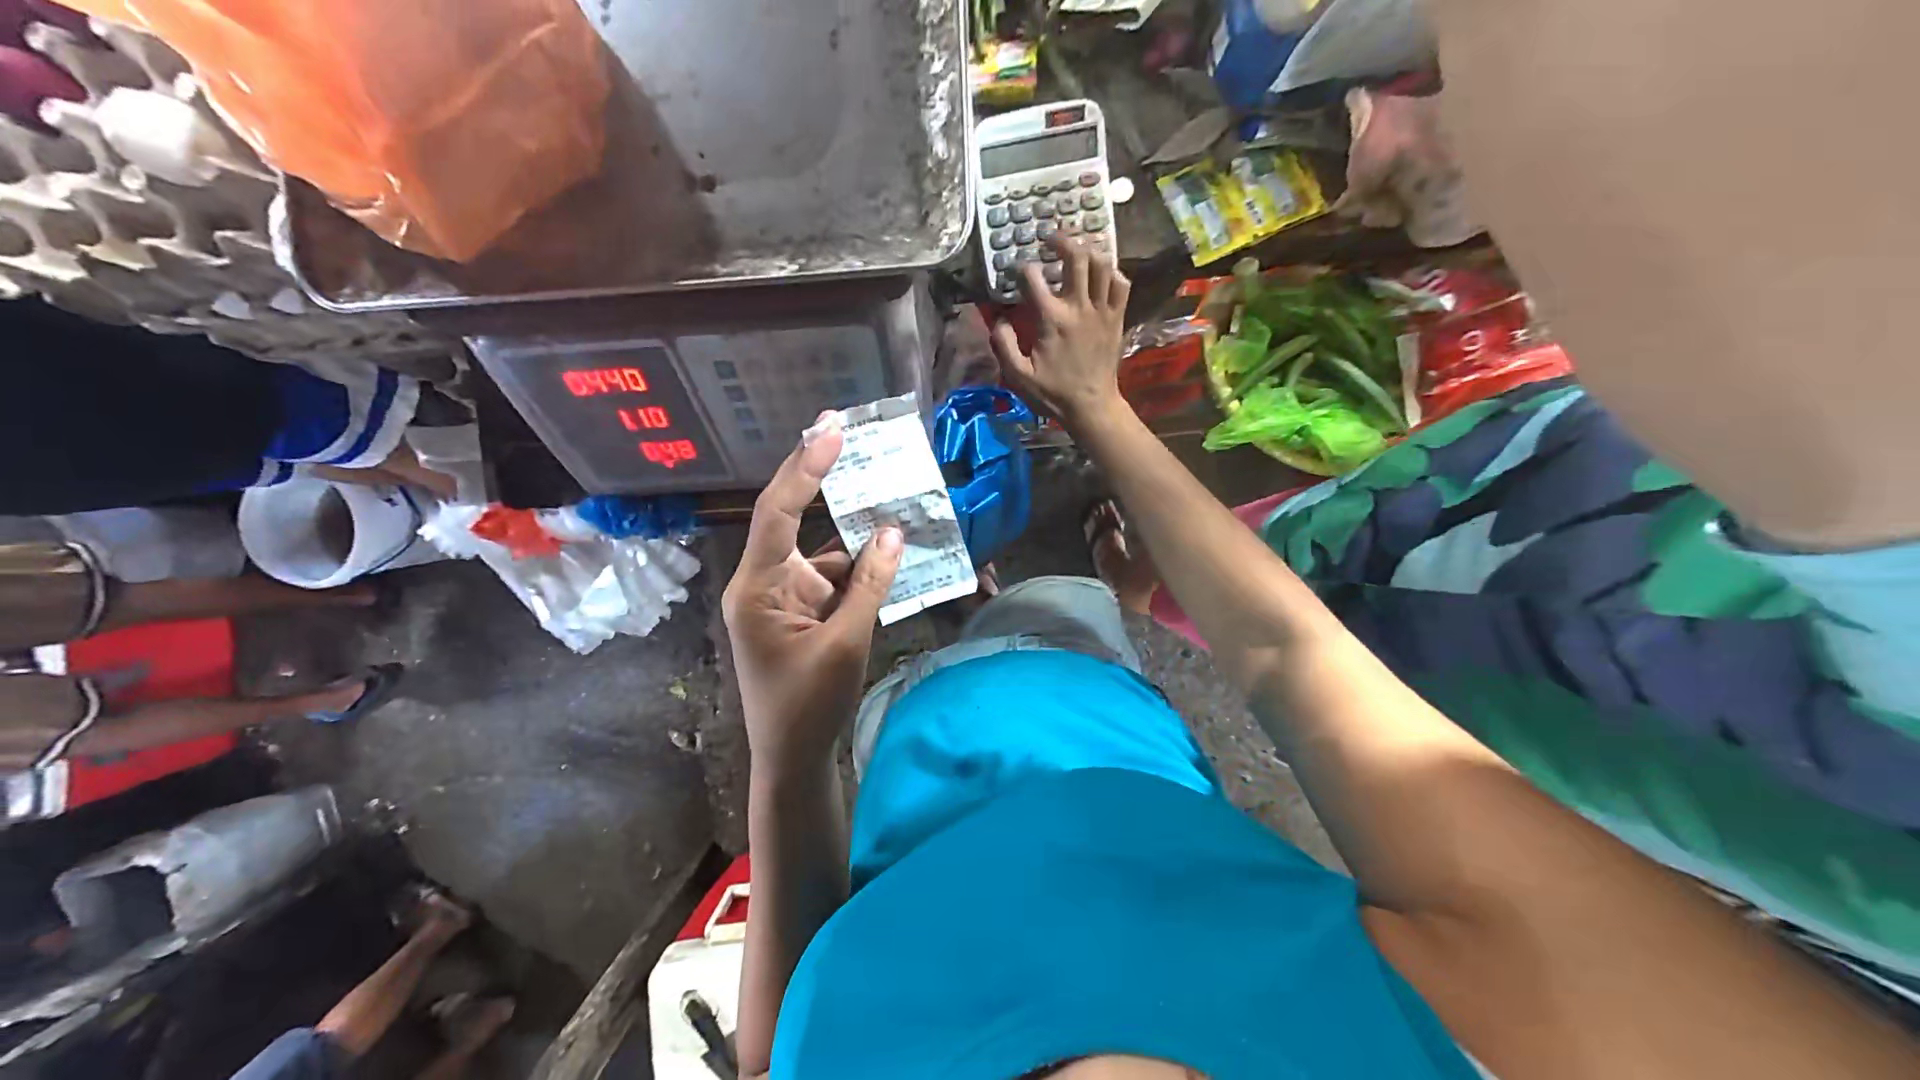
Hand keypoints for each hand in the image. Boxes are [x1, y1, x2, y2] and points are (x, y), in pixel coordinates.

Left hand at [722, 414, 903, 766]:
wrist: (792, 759)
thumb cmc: (809, 706)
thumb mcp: (846, 644)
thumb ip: (871, 585)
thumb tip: (894, 533)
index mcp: (757, 588)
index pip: (776, 513)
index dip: (804, 468)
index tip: (832, 431)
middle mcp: (765, 582)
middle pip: (794, 518)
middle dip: (822, 478)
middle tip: (849, 430)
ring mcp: (785, 596)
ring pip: (823, 549)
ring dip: (856, 531)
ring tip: (894, 496)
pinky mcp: (803, 610)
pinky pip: (835, 577)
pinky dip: (863, 568)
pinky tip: (896, 553)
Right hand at [990, 235, 1132, 429]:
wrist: (1092, 406)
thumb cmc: (1053, 393)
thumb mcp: (1018, 375)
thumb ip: (1002, 344)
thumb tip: (999, 319)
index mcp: (1051, 319)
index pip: (1032, 277)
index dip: (1022, 269)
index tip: (1018, 273)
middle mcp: (1078, 307)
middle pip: (1076, 256)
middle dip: (1061, 241)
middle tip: (1050, 240)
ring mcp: (1102, 310)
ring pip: (1101, 264)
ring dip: (1087, 252)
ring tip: (1076, 252)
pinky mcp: (1117, 317)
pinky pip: (1121, 283)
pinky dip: (1111, 272)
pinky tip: (1100, 275)